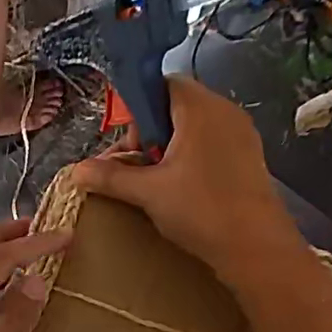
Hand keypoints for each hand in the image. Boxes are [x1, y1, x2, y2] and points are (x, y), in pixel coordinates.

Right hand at [71, 75, 304, 279]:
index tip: (129, 147)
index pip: (161, 84)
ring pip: (195, 130)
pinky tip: (184, 194)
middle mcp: (225, 112)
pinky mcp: (250, 159)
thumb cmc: (200, 210)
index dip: (138, 111)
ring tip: (158, 185)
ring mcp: (242, 135)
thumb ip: (111, 178)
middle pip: (177, 108)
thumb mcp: (148, 193)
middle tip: (139, 170)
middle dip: (150, 135)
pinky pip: (212, 147)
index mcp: (200, 107)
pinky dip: (192, 162)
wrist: (256, 247)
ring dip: (170, 151)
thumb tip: (75, 171)